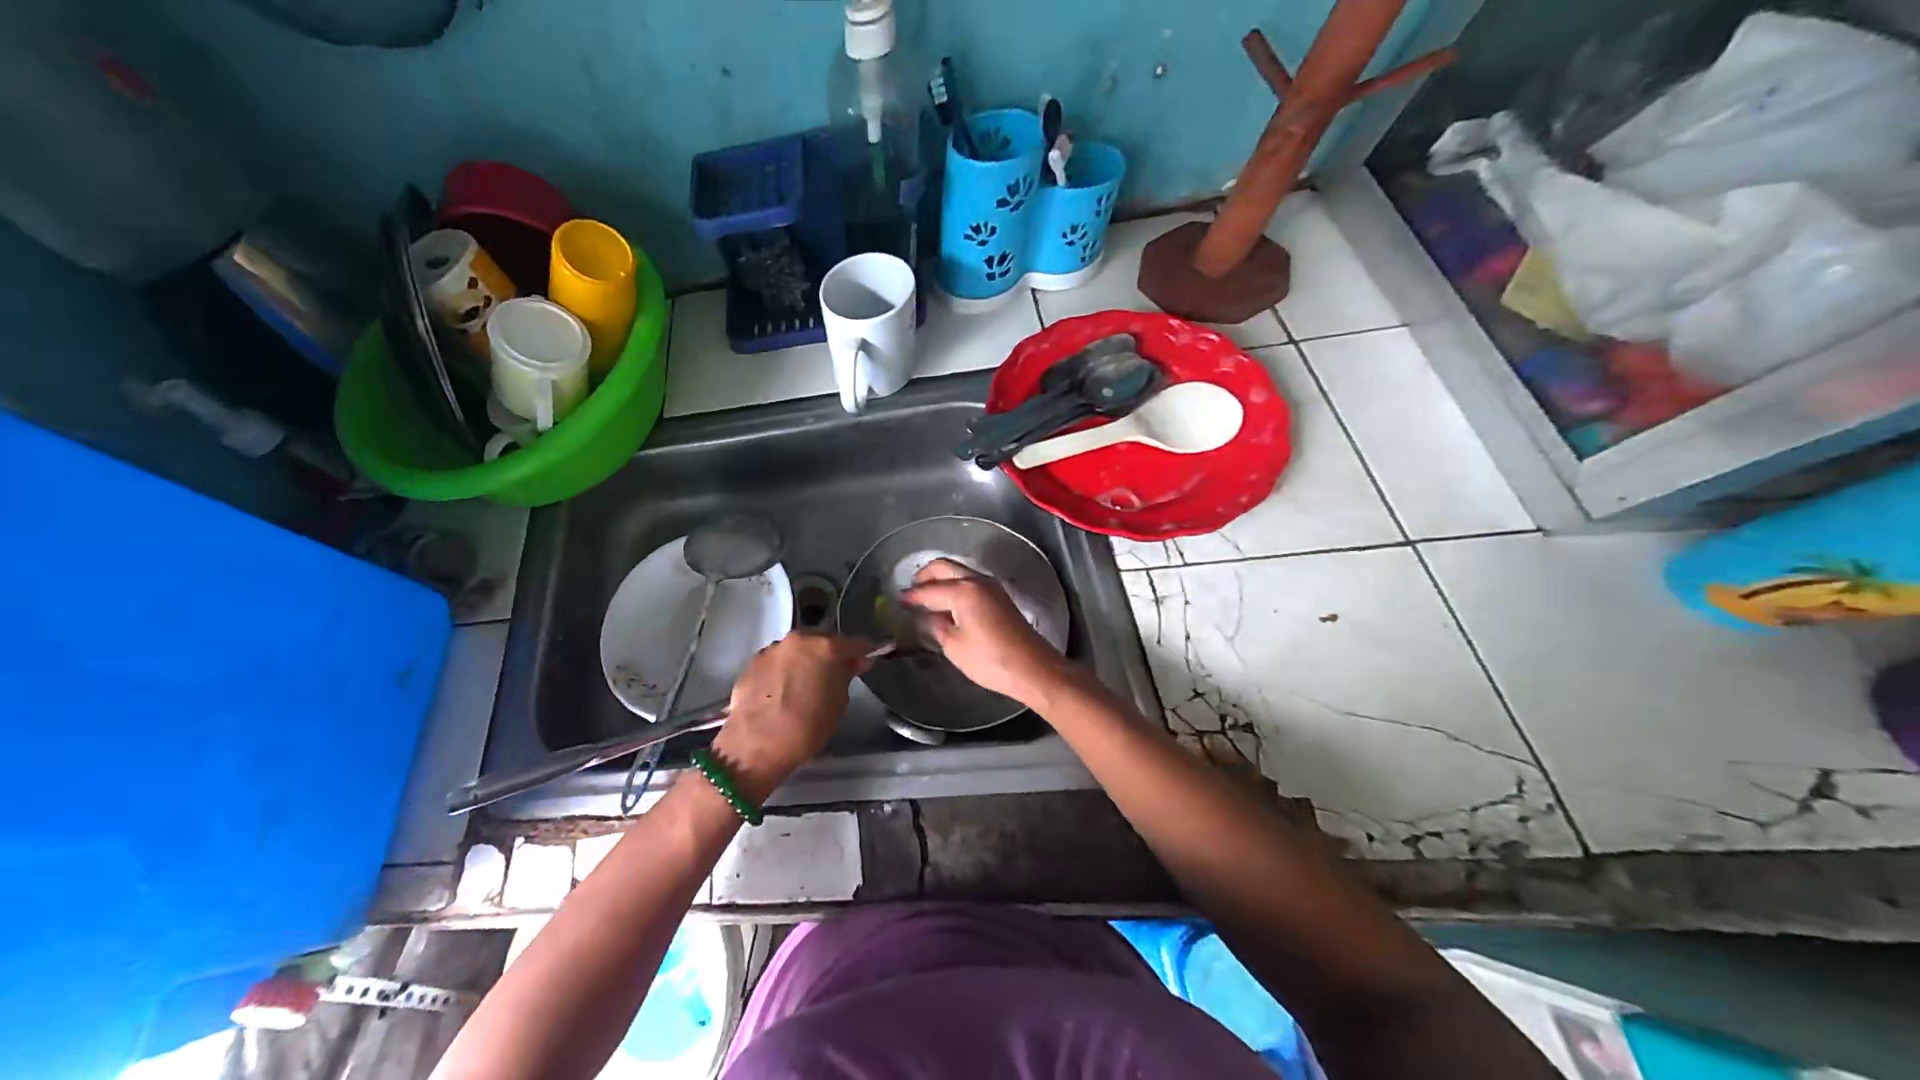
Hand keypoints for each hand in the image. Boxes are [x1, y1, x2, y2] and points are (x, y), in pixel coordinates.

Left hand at [710, 631, 870, 799]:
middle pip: (822, 640)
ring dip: (804, 661)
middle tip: (833, 675)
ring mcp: (772, 649)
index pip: (856, 643)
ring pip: (796, 650)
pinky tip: (781, 692)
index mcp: (826, 647)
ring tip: (803, 685)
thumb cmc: (807, 728)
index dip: (863, 653)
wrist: (755, 746)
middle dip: (830, 654)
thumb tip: (852, 664)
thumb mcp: (838, 704)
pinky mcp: (752, 663)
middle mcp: (798, 640)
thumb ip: (846, 677)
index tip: (865, 664)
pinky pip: (776, 662)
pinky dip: (782, 671)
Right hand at [903, 559, 1064, 704]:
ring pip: (959, 571)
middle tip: (910, 590)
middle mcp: (977, 581)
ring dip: (941, 578)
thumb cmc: (990, 660)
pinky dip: (955, 585)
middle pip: (944, 567)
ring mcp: (991, 586)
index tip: (898, 600)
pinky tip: (947, 602)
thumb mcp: (954, 646)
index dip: (911, 596)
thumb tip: (926, 616)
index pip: (928, 590)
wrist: (1032, 668)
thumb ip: (936, 626)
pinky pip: (970, 581)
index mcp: (962, 591)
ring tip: (926, 596)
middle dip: (924, 575)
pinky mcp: (1000, 596)